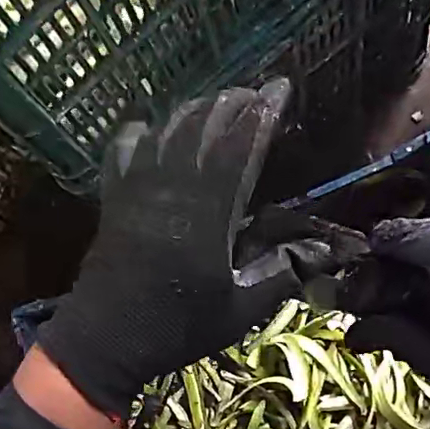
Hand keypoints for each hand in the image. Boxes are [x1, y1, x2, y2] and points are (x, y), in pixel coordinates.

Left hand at [36, 80, 297, 414]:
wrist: (107, 339)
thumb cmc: (177, 329)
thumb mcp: (239, 311)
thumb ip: (280, 275)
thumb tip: (322, 250)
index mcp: (208, 214)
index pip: (239, 146)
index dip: (262, 113)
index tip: (281, 88)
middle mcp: (171, 188)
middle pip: (203, 125)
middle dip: (232, 102)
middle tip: (254, 95)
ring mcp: (136, 189)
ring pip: (166, 129)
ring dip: (194, 110)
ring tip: (217, 105)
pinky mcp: (113, 198)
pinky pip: (124, 148)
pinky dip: (142, 130)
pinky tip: (153, 129)